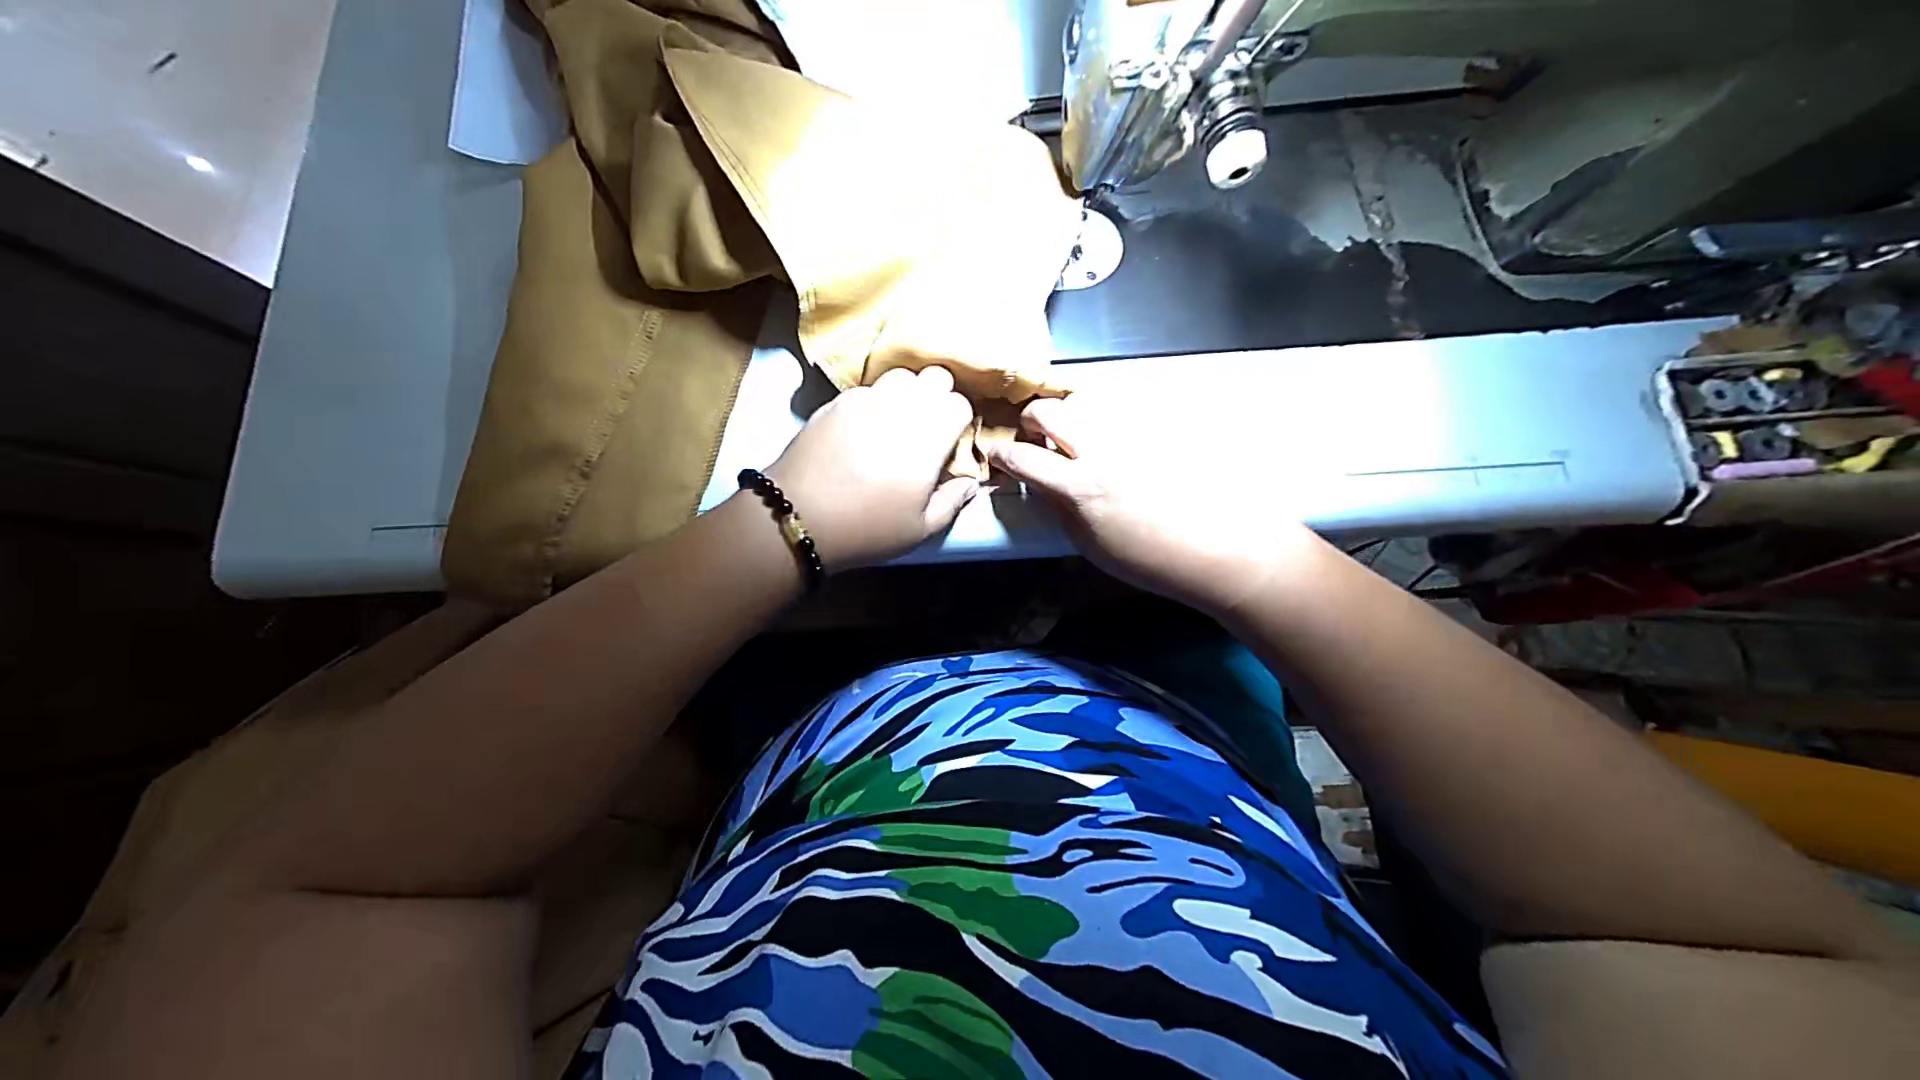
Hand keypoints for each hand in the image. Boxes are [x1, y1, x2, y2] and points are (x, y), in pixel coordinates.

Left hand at [766, 365, 979, 570]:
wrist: (797, 516)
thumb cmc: (867, 527)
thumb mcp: (920, 528)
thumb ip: (953, 500)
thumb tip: (969, 483)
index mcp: (930, 434)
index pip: (959, 403)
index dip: (958, 422)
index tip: (949, 444)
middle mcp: (901, 405)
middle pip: (934, 377)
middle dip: (937, 398)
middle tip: (927, 430)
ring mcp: (865, 398)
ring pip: (900, 377)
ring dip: (907, 394)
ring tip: (896, 425)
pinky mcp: (836, 401)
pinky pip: (866, 389)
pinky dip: (874, 402)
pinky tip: (863, 432)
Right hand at [985, 395, 1318, 616]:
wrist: (1223, 549)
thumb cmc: (1155, 559)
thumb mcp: (1091, 545)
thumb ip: (1058, 508)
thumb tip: (1039, 485)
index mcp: (1081, 488)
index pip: (1022, 457)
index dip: (1000, 456)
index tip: (998, 457)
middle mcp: (1103, 451)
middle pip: (1048, 411)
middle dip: (1031, 421)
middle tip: (1036, 438)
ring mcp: (1134, 434)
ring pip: (1085, 401)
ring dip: (1072, 416)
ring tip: (1081, 441)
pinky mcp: (1161, 427)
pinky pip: (1122, 409)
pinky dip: (1109, 421)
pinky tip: (1120, 443)